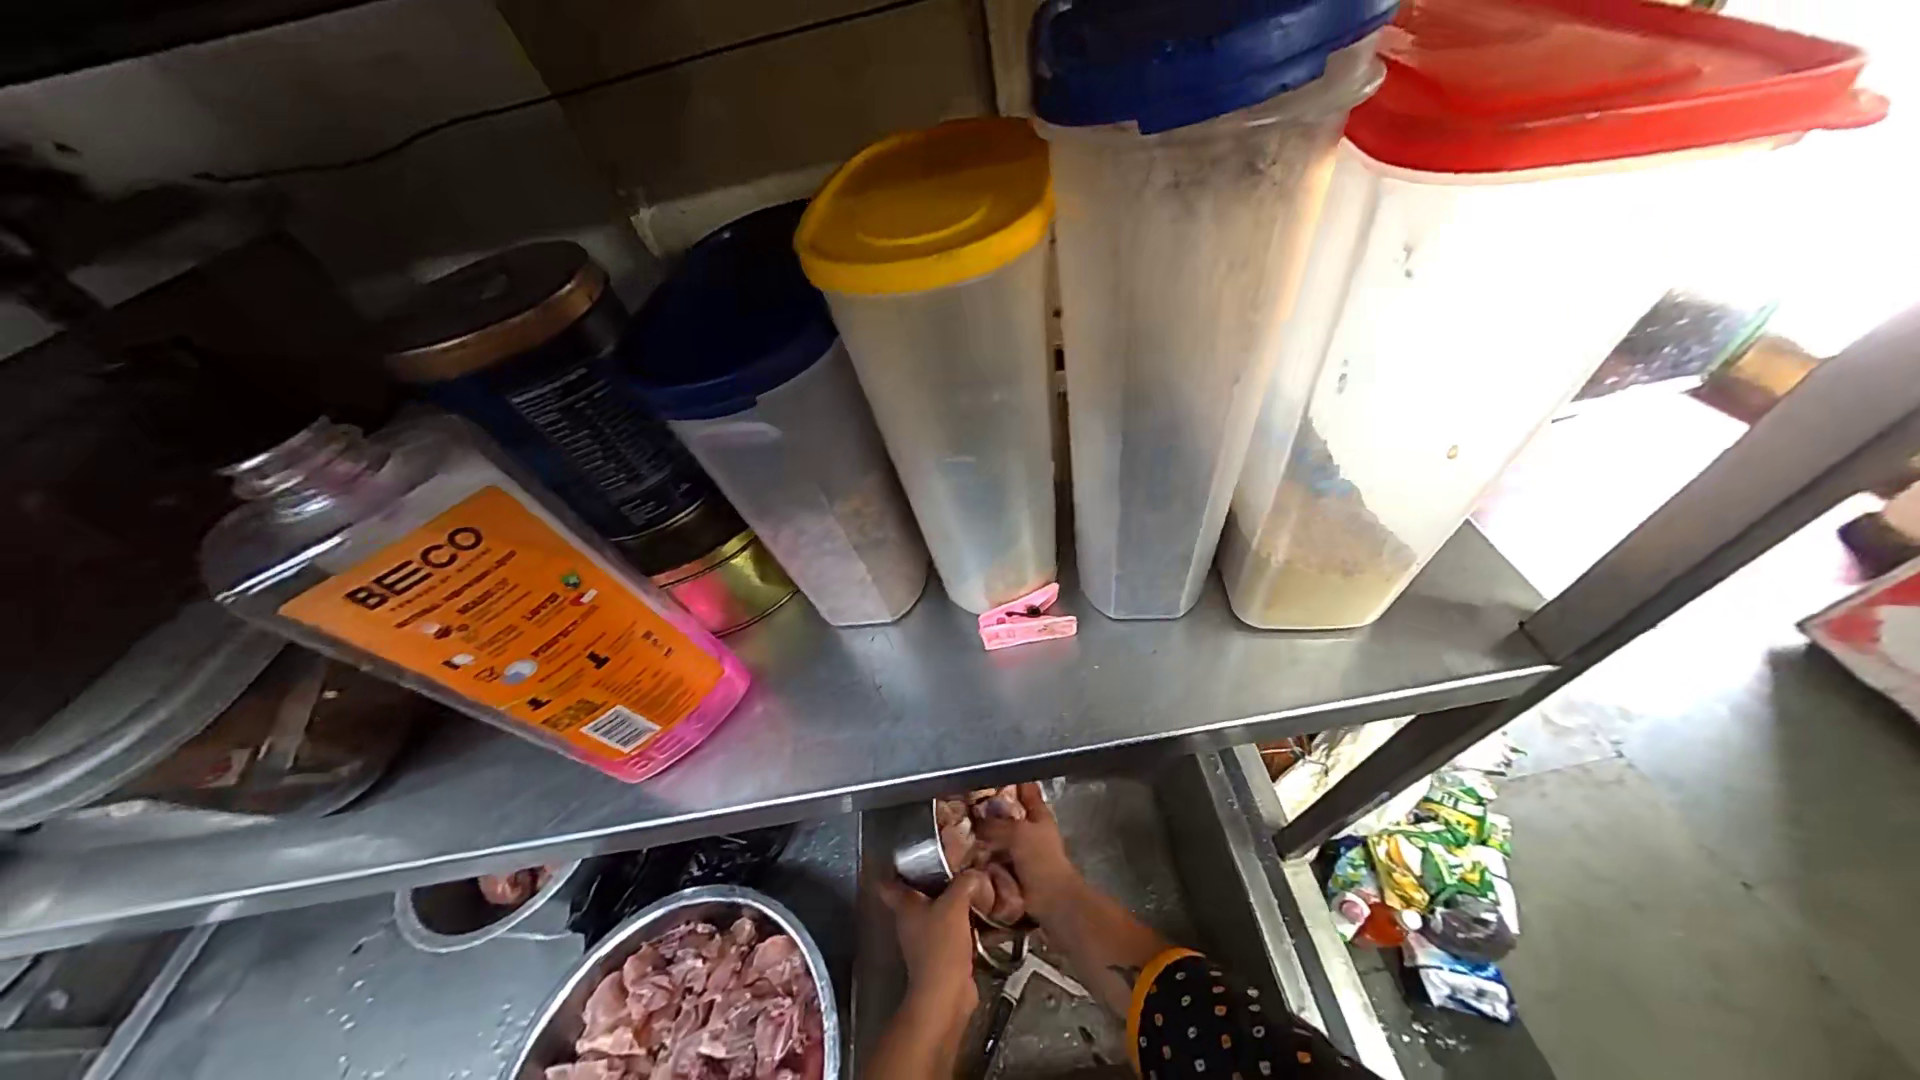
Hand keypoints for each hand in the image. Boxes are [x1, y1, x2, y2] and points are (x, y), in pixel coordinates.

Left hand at [879, 869, 988, 1019]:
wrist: (946, 995)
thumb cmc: (941, 946)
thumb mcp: (954, 905)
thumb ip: (965, 883)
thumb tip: (975, 874)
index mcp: (905, 906)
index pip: (890, 884)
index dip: (896, 868)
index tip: (911, 853)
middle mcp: (911, 921)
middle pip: (920, 894)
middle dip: (937, 879)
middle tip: (958, 864)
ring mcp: (925, 939)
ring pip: (939, 911)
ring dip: (955, 901)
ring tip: (976, 885)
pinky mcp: (943, 954)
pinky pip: (954, 929)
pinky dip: (966, 922)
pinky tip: (984, 913)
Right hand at [973, 782, 1084, 923]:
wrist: (1050, 900)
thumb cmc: (1040, 859)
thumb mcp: (1018, 833)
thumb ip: (996, 824)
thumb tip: (976, 819)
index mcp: (1040, 814)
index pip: (1027, 789)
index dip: (1013, 780)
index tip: (993, 772)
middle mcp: (1031, 829)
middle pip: (1008, 813)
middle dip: (989, 809)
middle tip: (965, 802)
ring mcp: (1021, 851)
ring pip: (998, 835)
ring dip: (983, 834)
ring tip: (960, 826)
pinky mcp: (1011, 870)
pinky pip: (992, 857)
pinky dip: (981, 855)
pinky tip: (965, 851)